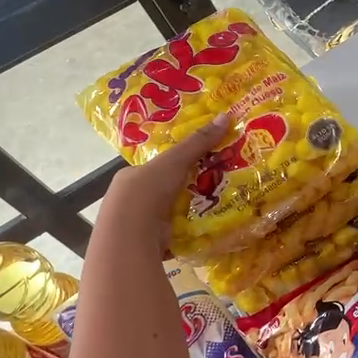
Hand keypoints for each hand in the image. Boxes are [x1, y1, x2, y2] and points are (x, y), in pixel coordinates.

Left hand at [96, 114, 232, 252]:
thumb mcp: (175, 161)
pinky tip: (212, 225)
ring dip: (193, 208)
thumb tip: (227, 115)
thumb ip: (198, 142)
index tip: (204, 159)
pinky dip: (192, 228)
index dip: (179, 161)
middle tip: (220, 178)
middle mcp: (132, 198)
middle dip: (190, 185)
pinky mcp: (151, 242)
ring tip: (223, 201)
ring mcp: (140, 222)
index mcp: (131, 175)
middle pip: (167, 187)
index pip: (157, 165)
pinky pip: (176, 231)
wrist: (131, 235)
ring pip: (172, 210)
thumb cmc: (147, 191)